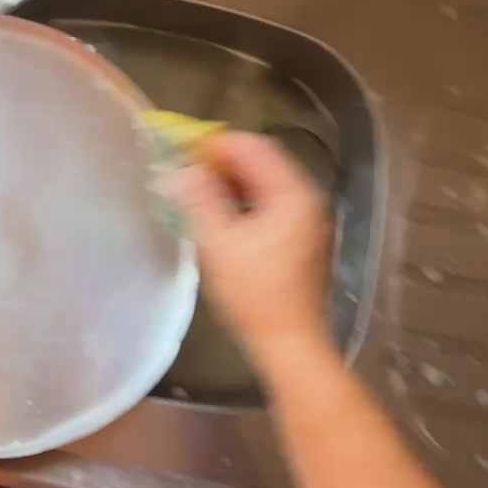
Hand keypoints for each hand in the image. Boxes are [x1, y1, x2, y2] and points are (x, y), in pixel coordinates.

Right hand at [176, 133, 334, 359]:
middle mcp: (306, 202)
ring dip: (229, 184)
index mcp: (294, 195)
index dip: (217, 144)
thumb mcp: (218, 243)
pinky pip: (267, 208)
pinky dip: (241, 204)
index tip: (184, 150)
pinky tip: (216, 216)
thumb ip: (198, 200)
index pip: (255, 148)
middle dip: (221, 163)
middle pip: (261, 165)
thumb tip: (181, 169)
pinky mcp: (298, 243)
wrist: (289, 343)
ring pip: (263, 188)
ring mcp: (306, 223)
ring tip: (193, 192)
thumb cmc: (255, 293)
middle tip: (185, 170)